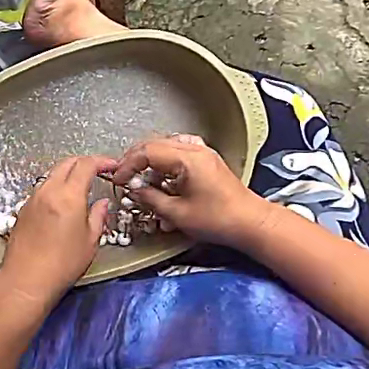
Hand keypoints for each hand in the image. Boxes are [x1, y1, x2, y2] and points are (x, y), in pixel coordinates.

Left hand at [0, 155, 113, 304]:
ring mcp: (32, 199)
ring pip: (53, 174)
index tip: (112, 166)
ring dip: (69, 174)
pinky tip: (63, 202)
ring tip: (82, 186)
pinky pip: (42, 189)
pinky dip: (56, 187)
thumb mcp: (90, 241)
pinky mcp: (23, 209)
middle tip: (99, 171)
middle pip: (67, 163)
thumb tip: (102, 203)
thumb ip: (98, 216)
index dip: (102, 161)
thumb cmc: (62, 265)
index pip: (86, 165)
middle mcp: (48, 191)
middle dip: (85, 163)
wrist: (26, 280)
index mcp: (68, 196)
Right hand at [109, 136, 276, 248]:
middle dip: (136, 160)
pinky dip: (165, 161)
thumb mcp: (177, 214)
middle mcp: (196, 150)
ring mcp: (203, 154)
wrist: (250, 223)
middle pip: (155, 144)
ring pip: (166, 146)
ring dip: (150, 159)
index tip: (118, 178)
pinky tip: (162, 175)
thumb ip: (150, 199)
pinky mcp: (207, 161)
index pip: (147, 151)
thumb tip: (135, 190)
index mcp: (187, 159)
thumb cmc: (220, 220)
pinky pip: (179, 152)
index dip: (127, 164)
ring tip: (141, 177)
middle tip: (124, 176)